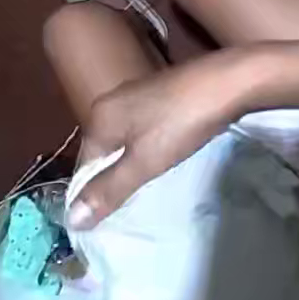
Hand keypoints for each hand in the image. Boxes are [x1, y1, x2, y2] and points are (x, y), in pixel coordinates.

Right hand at [67, 47, 276, 228]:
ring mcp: (138, 93)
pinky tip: (169, 155)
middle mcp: (112, 100)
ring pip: (126, 139)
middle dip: (115, 177)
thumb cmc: (182, 123)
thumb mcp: (144, 162)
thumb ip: (108, 189)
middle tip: (132, 205)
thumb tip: (69, 218)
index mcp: (99, 116)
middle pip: (104, 151)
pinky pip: (146, 127)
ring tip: (151, 184)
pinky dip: (152, 144)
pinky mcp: (163, 91)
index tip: (110, 218)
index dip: (95, 193)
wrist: (229, 81)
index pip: (84, 166)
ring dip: (135, 161)